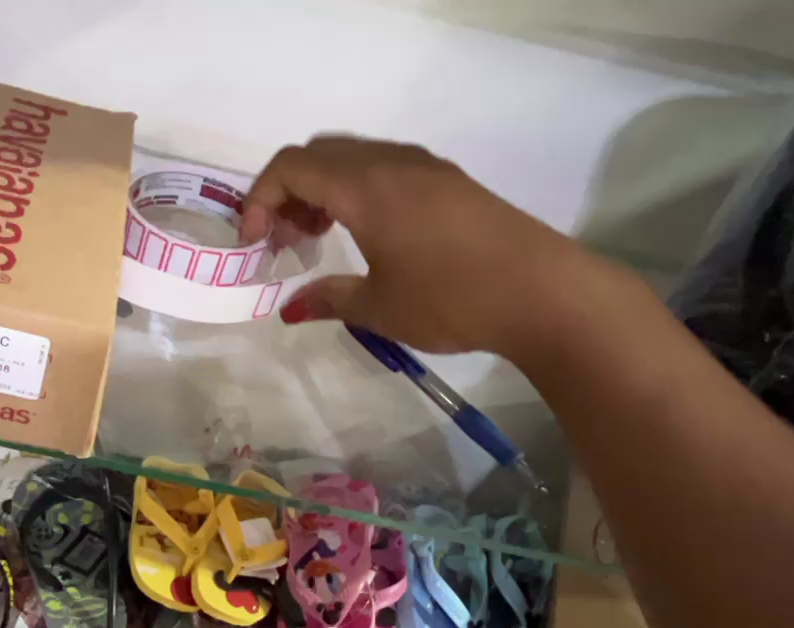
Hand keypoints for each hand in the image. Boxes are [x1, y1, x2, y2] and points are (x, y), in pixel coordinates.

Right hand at [240, 137, 619, 356]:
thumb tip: (290, 308)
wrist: (541, 292)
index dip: (258, 200)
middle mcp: (392, 163)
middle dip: (285, 193)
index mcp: (367, 188)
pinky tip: (359, 234)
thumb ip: (327, 299)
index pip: (292, 166)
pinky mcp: (445, 180)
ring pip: (350, 157)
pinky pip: (380, 167)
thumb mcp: (377, 308)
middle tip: (280, 243)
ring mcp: (423, 167)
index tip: (252, 244)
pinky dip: (352, 190)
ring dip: (319, 190)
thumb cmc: (450, 300)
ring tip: (314, 239)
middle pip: (317, 154)